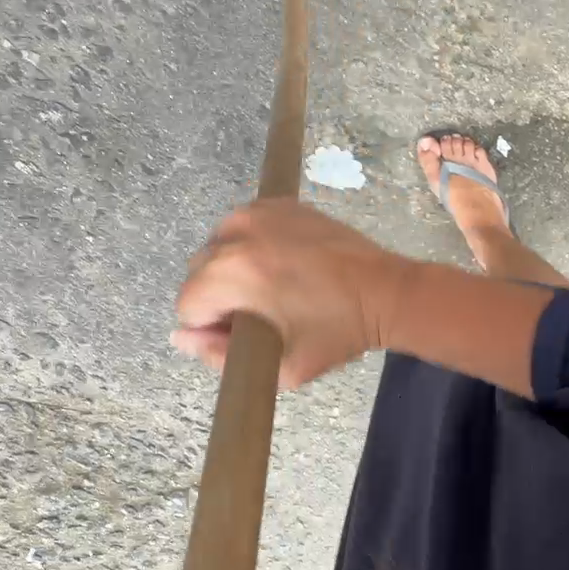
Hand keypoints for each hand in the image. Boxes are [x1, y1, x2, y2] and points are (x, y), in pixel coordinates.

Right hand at [173, 200, 411, 388]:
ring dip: (237, 271)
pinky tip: (288, 267)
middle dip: (222, 298)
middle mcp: (236, 232)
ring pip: (220, 248)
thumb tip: (180, 337)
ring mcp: (258, 211)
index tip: (250, 333)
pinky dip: (255, 248)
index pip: (188, 304)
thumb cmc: (339, 332)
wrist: (387, 292)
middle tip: (268, 315)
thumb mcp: (283, 366)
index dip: (213, 327)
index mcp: (232, 272)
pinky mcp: (280, 203)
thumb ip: (221, 357)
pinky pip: (245, 229)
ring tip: (280, 290)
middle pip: (200, 273)